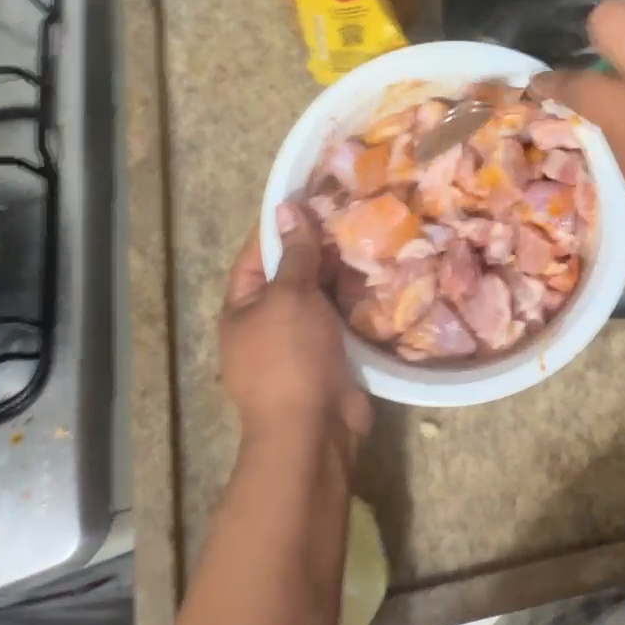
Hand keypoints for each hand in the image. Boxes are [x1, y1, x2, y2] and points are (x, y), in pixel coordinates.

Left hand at [221, 204, 372, 463]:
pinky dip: (359, 299)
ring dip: (343, 272)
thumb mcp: (288, 297)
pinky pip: (343, 318)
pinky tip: (382, 276)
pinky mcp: (331, 356)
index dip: (280, 224)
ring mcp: (300, 342)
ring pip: (322, 295)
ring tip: (373, 234)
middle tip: (352, 211)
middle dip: (318, 245)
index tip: (309, 194)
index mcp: (242, 306)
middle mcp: (267, 321)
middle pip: (292, 272)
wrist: (312, 431)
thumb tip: (286, 209)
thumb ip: (292, 254)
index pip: (257, 252)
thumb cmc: (288, 358)